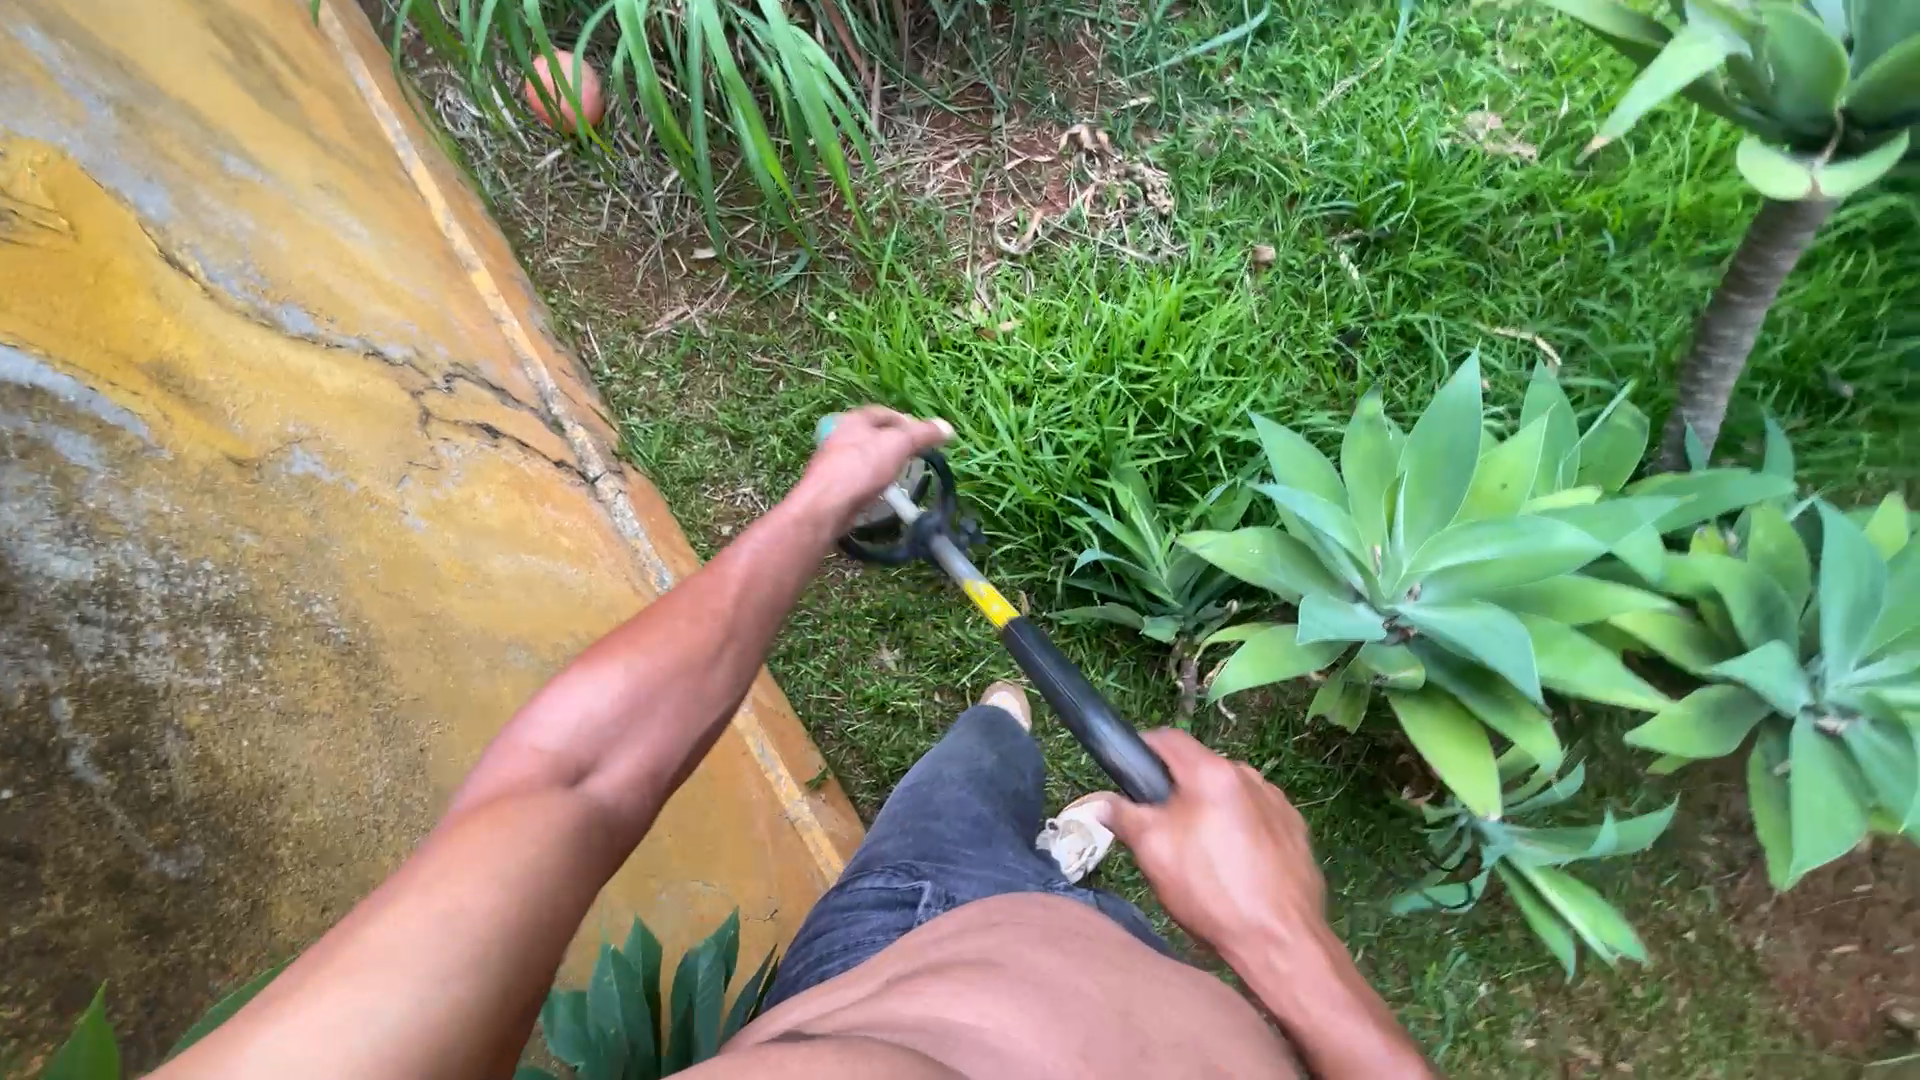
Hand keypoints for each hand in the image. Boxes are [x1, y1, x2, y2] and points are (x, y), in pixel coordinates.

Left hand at [793, 406, 951, 534]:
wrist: (827, 504)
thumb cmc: (862, 467)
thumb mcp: (899, 444)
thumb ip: (923, 434)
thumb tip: (947, 428)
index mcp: (855, 419)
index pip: (885, 413)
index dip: (907, 422)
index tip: (924, 437)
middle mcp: (840, 434)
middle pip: (874, 435)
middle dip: (895, 444)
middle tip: (915, 456)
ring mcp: (834, 460)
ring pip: (866, 457)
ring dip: (883, 463)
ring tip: (901, 475)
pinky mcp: (832, 484)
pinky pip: (858, 477)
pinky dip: (872, 481)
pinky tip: (880, 491)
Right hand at [1089, 729, 1328, 959]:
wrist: (1281, 942)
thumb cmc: (1210, 890)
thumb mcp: (1153, 851)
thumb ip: (1123, 816)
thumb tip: (1102, 802)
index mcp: (1212, 772)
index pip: (1169, 738)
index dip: (1143, 748)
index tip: (1130, 771)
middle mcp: (1248, 775)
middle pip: (1199, 768)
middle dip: (1177, 790)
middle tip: (1162, 826)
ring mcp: (1277, 802)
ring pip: (1228, 793)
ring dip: (1210, 809)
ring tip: (1201, 852)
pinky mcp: (1296, 829)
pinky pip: (1256, 816)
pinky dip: (1240, 829)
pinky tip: (1236, 866)